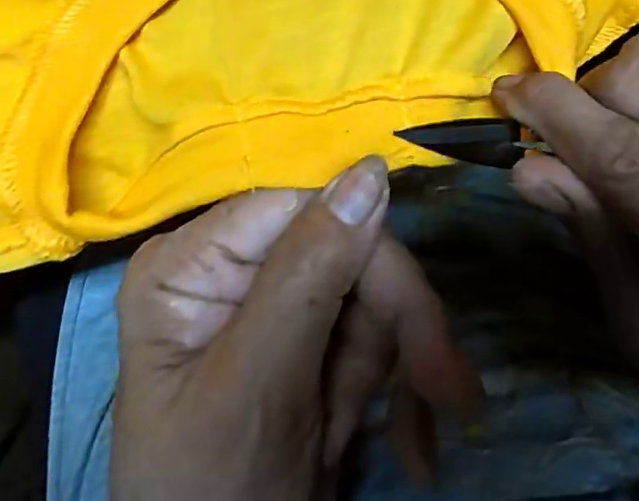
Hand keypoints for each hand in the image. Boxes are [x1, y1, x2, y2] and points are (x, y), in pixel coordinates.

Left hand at [112, 155, 482, 500]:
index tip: (424, 325)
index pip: (304, 209)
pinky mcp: (308, 333)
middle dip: (394, 325)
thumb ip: (308, 274)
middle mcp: (233, 265)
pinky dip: (386, 384)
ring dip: (386, 365)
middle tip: (445, 391)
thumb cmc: (210, 497)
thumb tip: (371, 170)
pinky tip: (387, 435)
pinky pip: (373, 328)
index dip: (370, 254)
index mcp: (193, 262)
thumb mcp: (254, 388)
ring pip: (371, 290)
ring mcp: (273, 298)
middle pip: (346, 247)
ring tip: (351, 438)